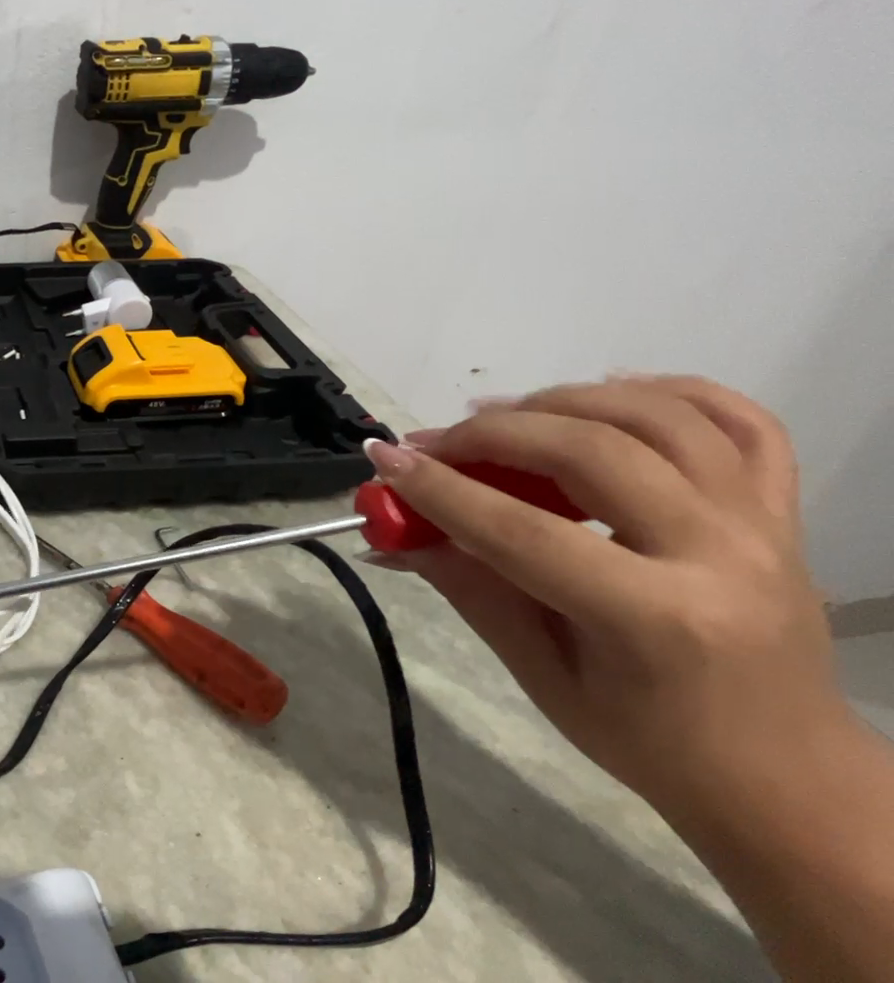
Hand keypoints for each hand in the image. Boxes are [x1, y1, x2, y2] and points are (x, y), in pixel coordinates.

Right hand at [361, 375, 841, 805]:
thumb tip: (394, 535)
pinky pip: (738, 419)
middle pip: (594, 451)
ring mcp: (763, 524)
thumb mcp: (540, 674)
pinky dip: (666, 390)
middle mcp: (720, 555)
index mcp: (655, 618)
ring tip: (501, 417)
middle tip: (432, 443)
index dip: (441, 491)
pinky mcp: (782, 510)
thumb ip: (470, 589)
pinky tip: (603, 396)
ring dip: (564, 401)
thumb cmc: (647, 740)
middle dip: (493, 434)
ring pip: (660, 416)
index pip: (524, 532)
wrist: (781, 772)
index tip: (382, 461)